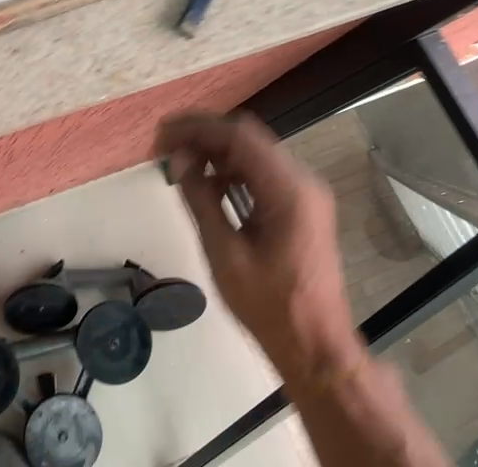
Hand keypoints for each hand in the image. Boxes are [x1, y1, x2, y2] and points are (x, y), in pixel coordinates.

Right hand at [156, 112, 363, 383]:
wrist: (316, 348)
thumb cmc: (269, 306)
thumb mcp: (224, 253)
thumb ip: (200, 199)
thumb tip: (178, 159)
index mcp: (288, 190)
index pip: (238, 137)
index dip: (196, 129)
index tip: (162, 135)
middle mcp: (303, 181)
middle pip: (248, 138)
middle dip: (204, 136)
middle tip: (166, 147)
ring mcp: (306, 194)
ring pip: (256, 153)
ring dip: (217, 152)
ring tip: (180, 164)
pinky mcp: (302, 208)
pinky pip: (264, 173)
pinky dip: (233, 171)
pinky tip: (208, 186)